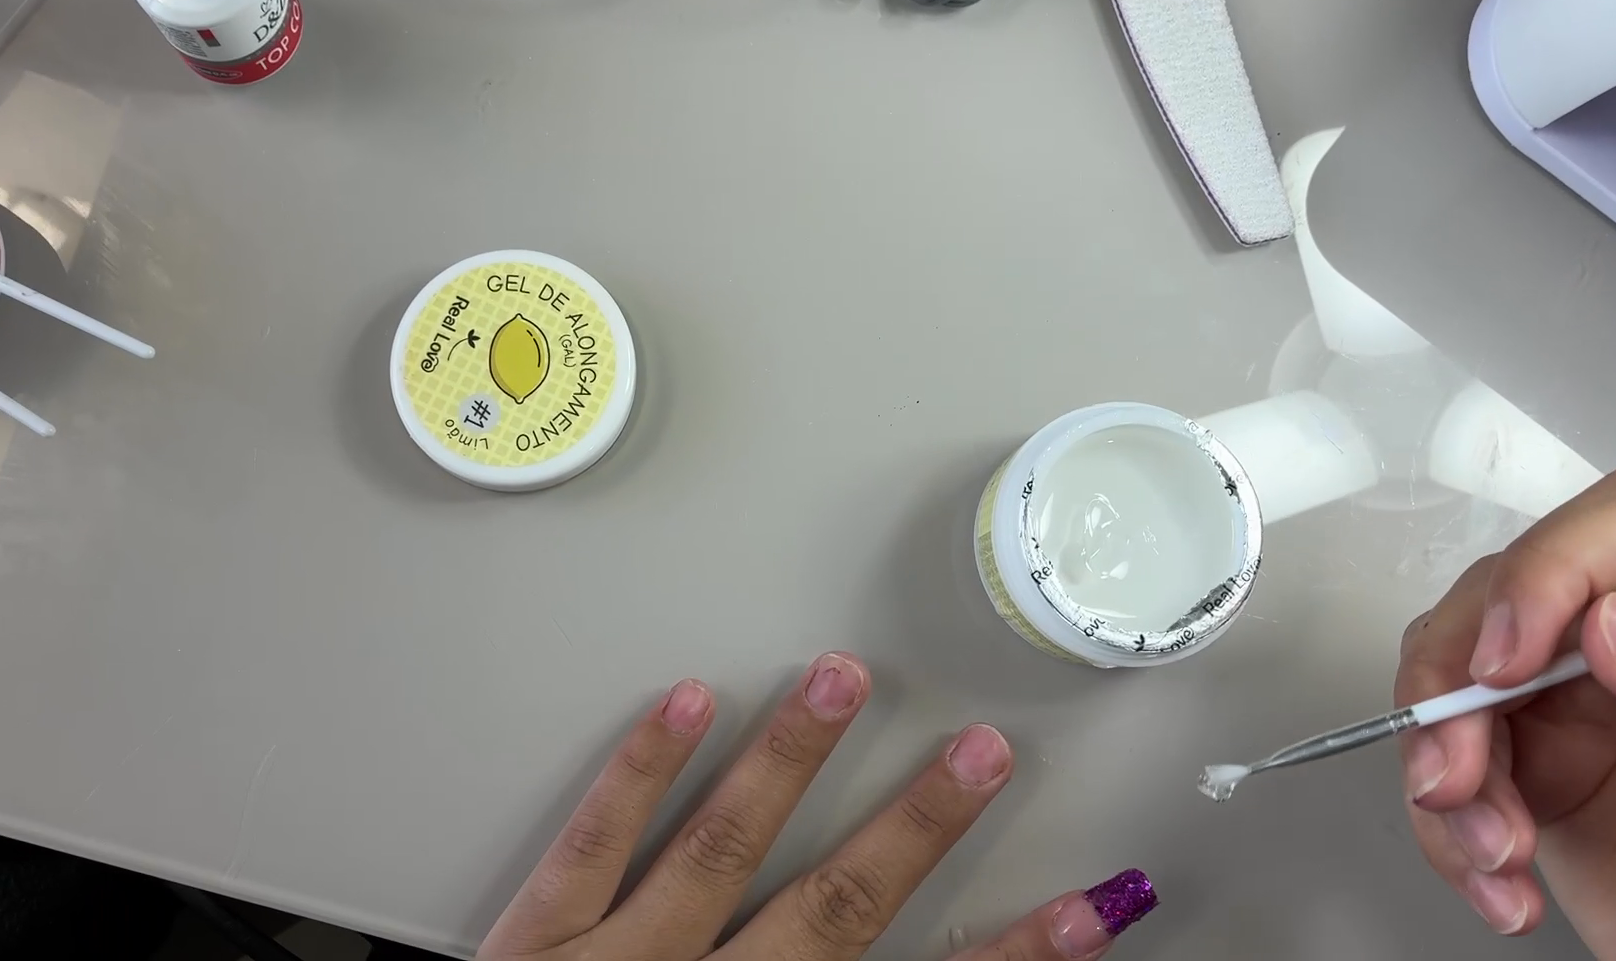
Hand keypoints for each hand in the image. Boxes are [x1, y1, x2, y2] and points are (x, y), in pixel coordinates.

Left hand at [480, 651, 1156, 960]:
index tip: (1082, 911)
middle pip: (832, 911)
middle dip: (913, 831)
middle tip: (978, 752)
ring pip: (720, 849)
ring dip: (788, 762)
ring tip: (840, 681)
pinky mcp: (533, 941)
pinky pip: (593, 844)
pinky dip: (645, 771)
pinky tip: (690, 700)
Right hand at [1397, 469, 1615, 951]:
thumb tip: (1613, 621)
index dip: (1546, 575)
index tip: (1505, 664)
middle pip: (1497, 611)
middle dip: (1454, 699)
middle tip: (1457, 776)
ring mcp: (1570, 704)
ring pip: (1446, 683)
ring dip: (1439, 769)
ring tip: (1484, 850)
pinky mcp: (1522, 759)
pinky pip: (1438, 754)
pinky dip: (1443, 818)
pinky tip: (1484, 869)